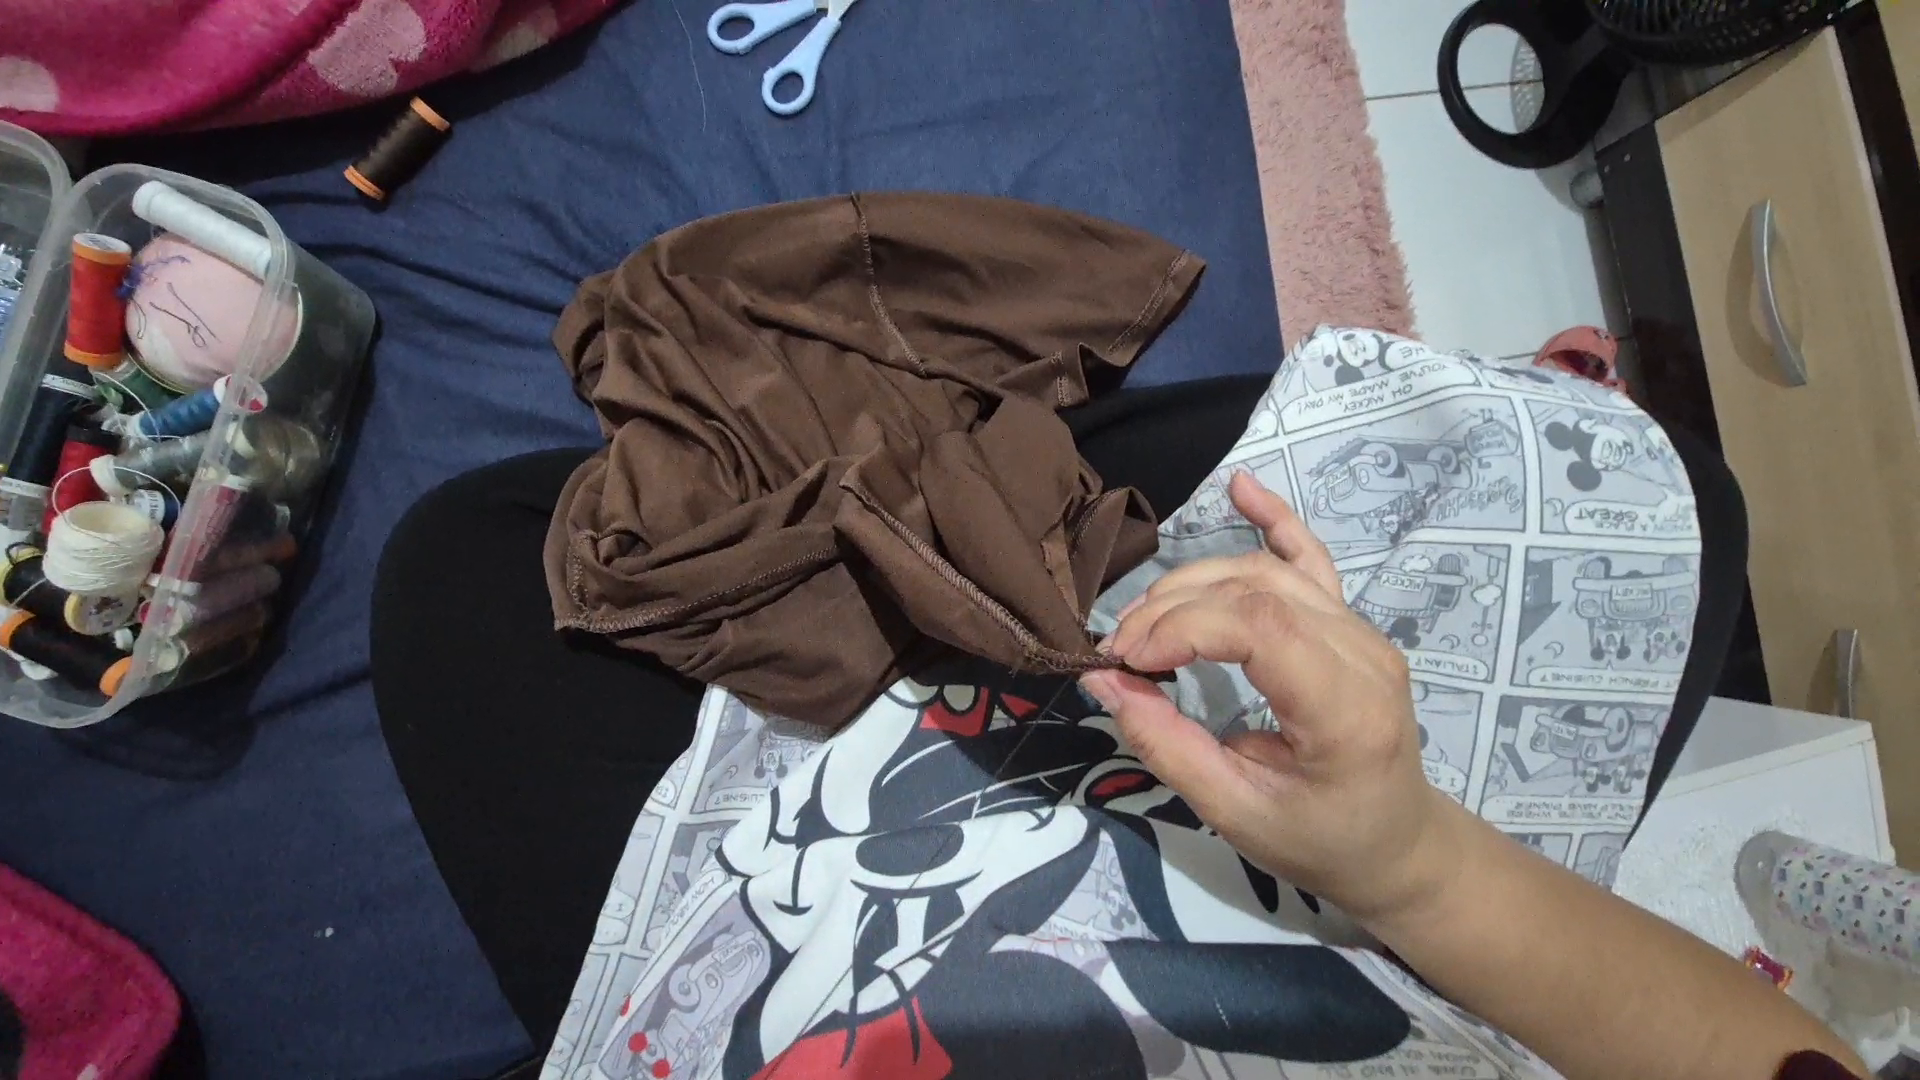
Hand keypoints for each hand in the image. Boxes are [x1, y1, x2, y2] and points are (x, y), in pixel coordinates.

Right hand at [1080, 472, 1463, 924]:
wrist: (1396, 843)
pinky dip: (1273, 519)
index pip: (1256, 625)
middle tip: (1121, 651)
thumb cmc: (1318, 840)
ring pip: (1262, 571)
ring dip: (1191, 582)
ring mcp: (1360, 629)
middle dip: (1169, 608)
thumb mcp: (1233, 810)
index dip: (1178, 626)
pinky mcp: (1347, 621)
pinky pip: (1308, 557)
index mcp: (1346, 707)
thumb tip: (1102, 679)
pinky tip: (1242, 487)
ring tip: (1144, 619)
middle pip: (1252, 590)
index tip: (1125, 659)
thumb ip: (1165, 742)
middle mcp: (1362, 651)